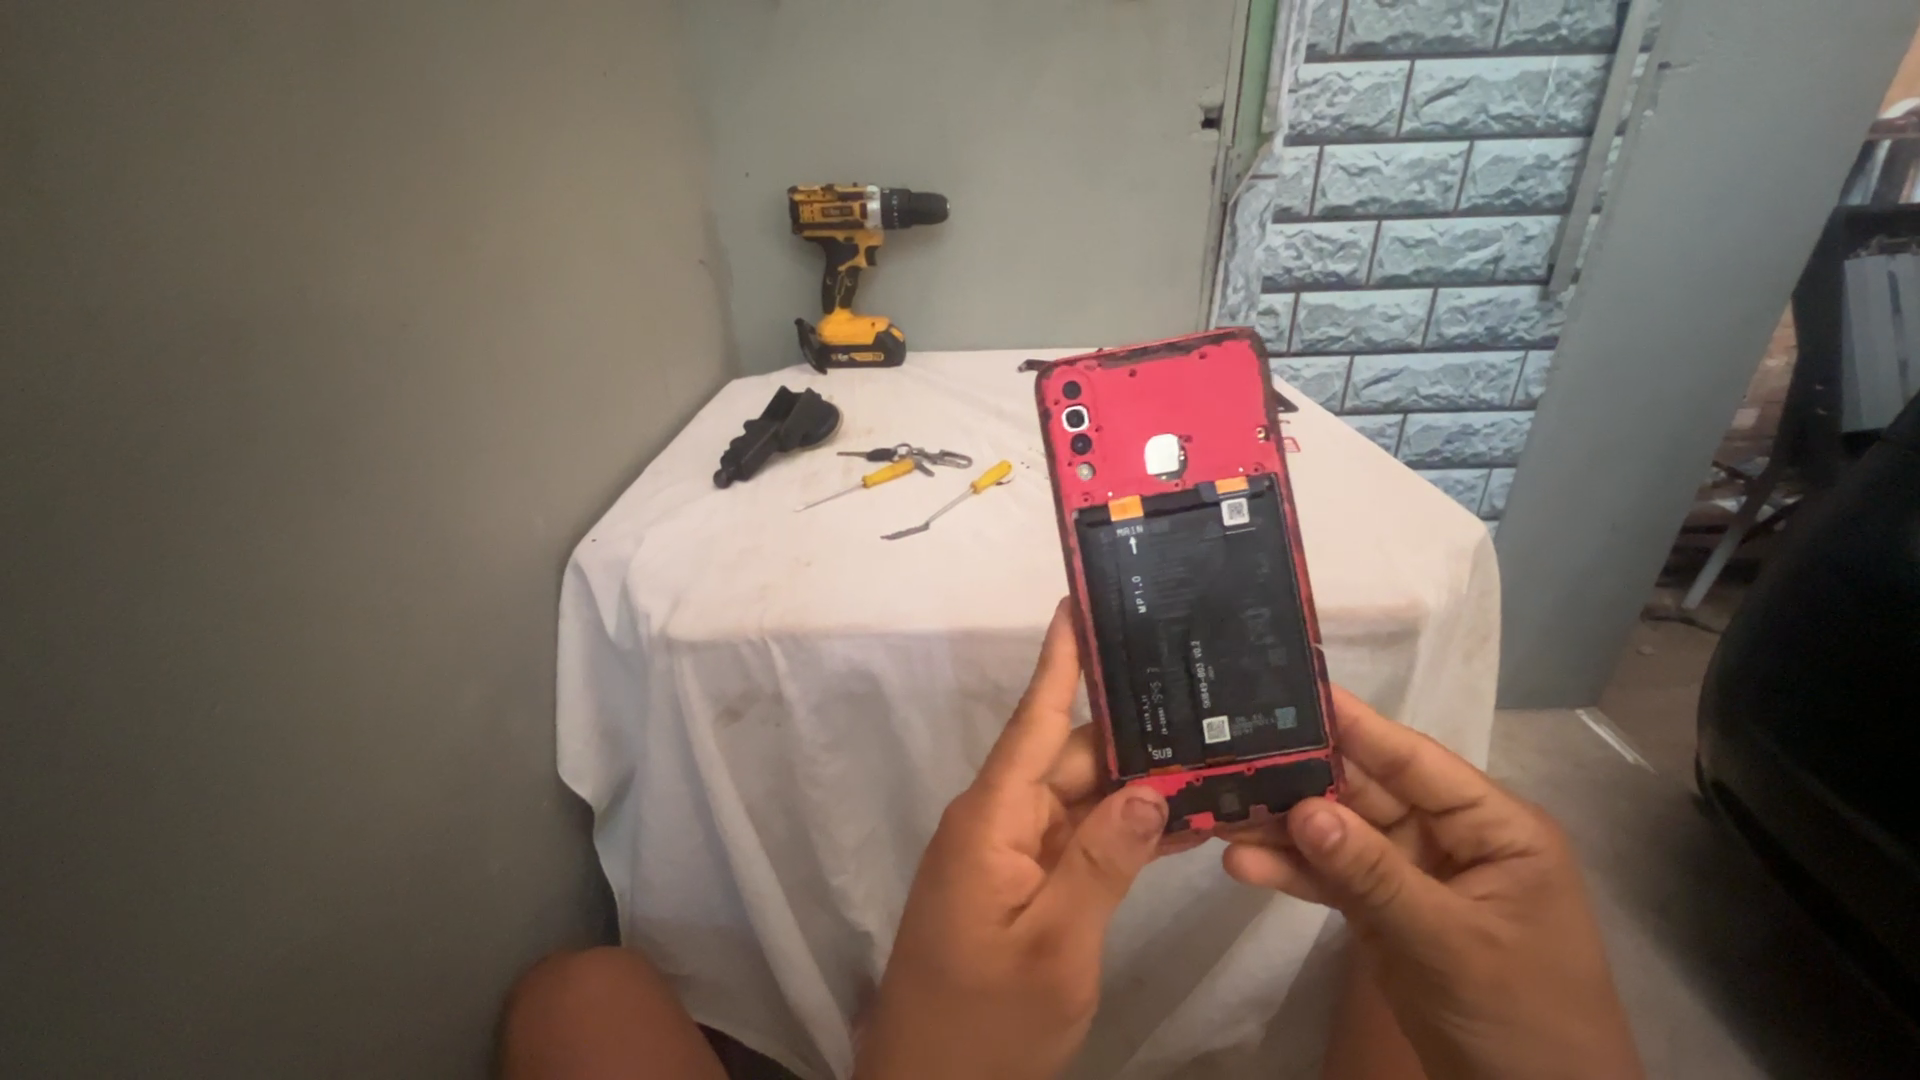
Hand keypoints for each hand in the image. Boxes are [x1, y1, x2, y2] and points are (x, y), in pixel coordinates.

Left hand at [854, 601, 1177, 1079]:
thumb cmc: (983, 1021)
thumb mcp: (1054, 946)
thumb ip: (1102, 862)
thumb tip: (1150, 787)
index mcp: (993, 817)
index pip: (1034, 719)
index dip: (1060, 660)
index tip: (1079, 601)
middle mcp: (1001, 819)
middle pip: (1074, 758)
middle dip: (1136, 736)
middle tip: (1206, 705)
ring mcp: (1012, 852)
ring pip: (1084, 799)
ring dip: (1140, 787)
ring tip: (1216, 757)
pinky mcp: (1025, 882)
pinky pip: (1081, 841)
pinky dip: (1125, 832)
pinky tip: (1184, 822)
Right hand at [1222, 687, 1641, 1079]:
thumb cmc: (1524, 1017)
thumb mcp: (1451, 942)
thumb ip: (1374, 873)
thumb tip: (1302, 810)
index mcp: (1491, 826)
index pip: (1412, 760)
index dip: (1353, 725)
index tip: (1291, 689)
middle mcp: (1445, 836)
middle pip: (1361, 791)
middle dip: (1296, 778)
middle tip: (1226, 751)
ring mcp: (1408, 873)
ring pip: (1334, 833)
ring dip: (1280, 827)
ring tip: (1217, 811)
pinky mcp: (1379, 909)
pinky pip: (1328, 877)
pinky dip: (1288, 872)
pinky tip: (1241, 864)